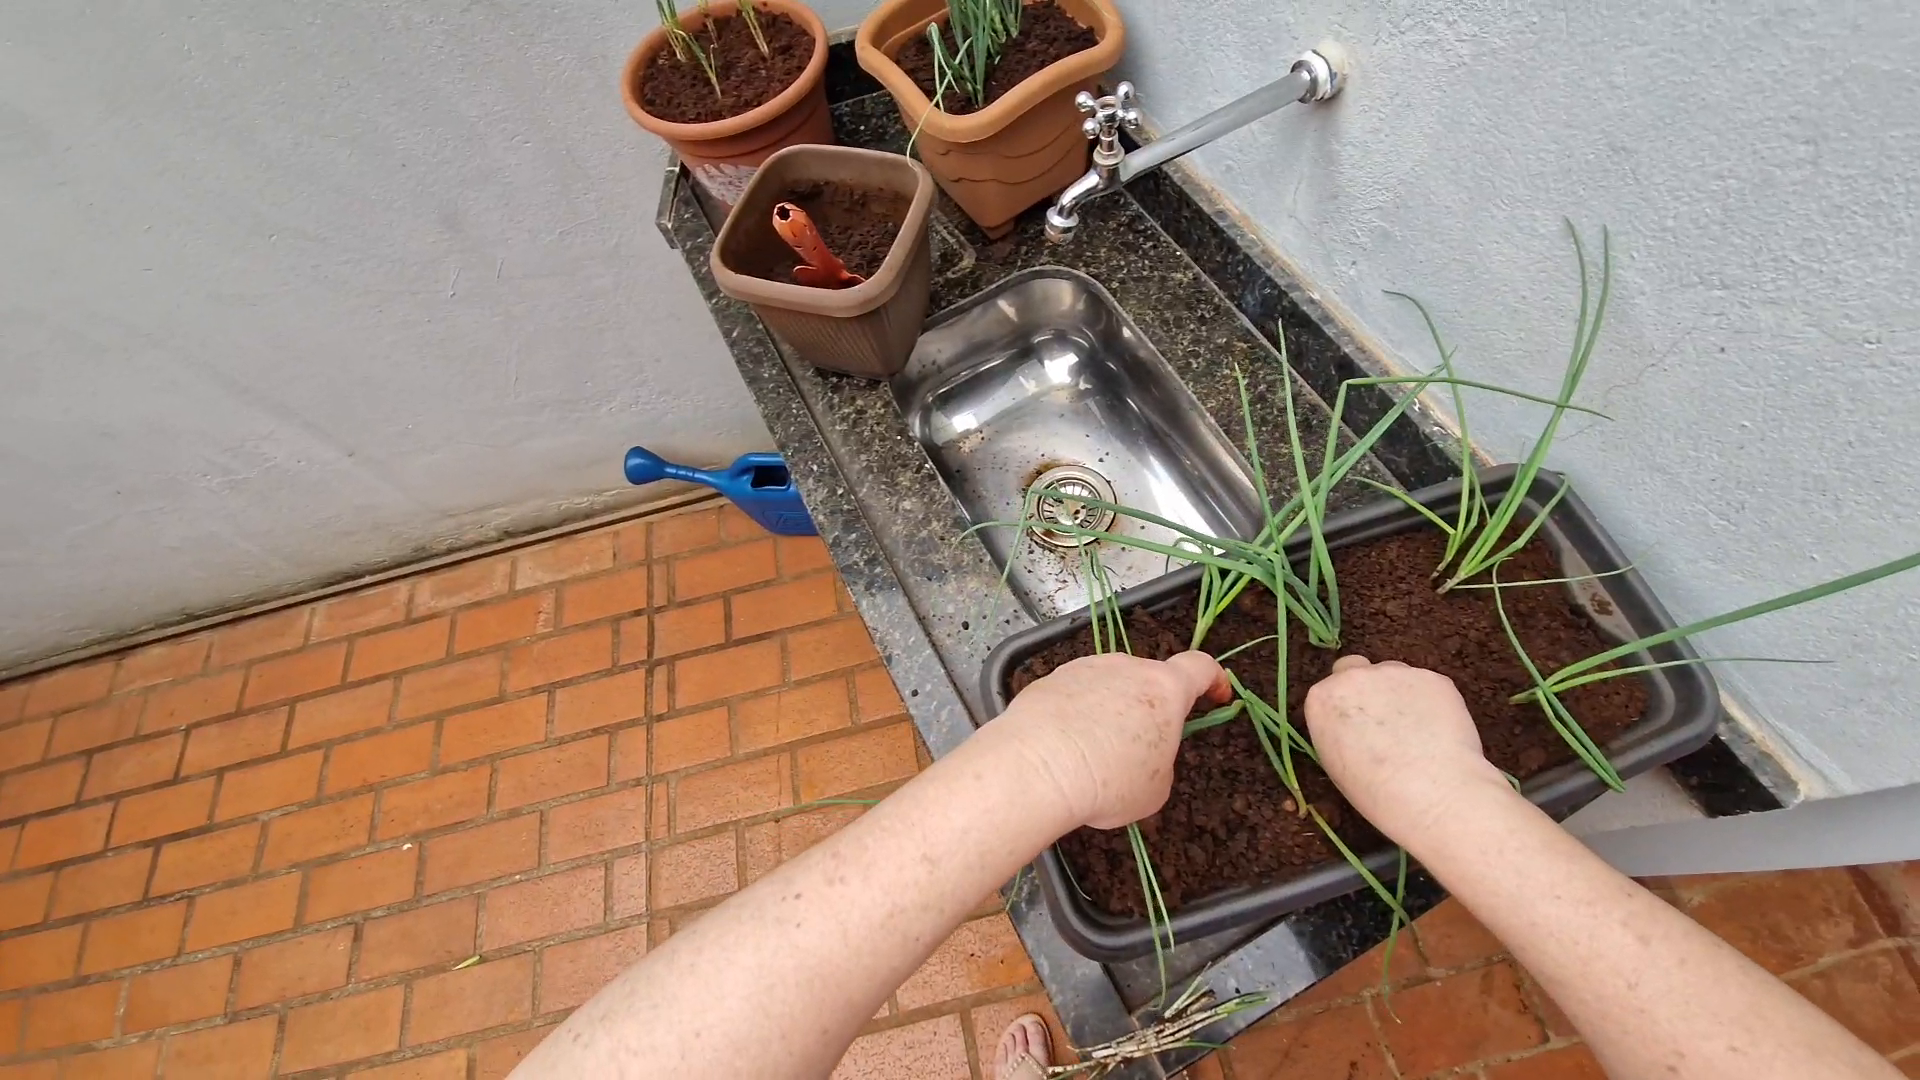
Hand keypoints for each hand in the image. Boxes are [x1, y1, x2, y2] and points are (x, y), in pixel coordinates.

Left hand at [992, 652, 1227, 828]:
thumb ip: (1160, 757)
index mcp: (1163, 688)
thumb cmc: (1109, 780)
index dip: (1213, 679)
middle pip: (1147, 678)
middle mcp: (1125, 667)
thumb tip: (1142, 750)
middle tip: (1138, 747)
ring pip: (1107, 685)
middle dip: (1149, 708)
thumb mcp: (1156, 786)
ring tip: (1094, 752)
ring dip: (1109, 709)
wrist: (1038, 767)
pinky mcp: (1050, 679)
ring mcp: (1084, 668)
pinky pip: (1074, 694)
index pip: (1200, 667)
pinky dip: (1076, 713)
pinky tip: (1064, 746)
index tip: (1215, 695)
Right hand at [1303, 655, 1512, 846]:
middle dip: (1367, 687)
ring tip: (1419, 728)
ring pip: (1394, 674)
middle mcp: (1352, 676)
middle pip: (1356, 669)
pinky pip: (1428, 685)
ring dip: (1400, 693)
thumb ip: (1338, 727)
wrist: (1431, 793)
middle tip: (1386, 719)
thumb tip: (1357, 725)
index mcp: (1321, 697)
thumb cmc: (1375, 790)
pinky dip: (1433, 702)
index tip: (1359, 727)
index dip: (1346, 707)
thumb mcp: (1334, 759)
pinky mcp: (1433, 678)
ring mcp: (1393, 673)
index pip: (1329, 690)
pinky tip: (1441, 730)